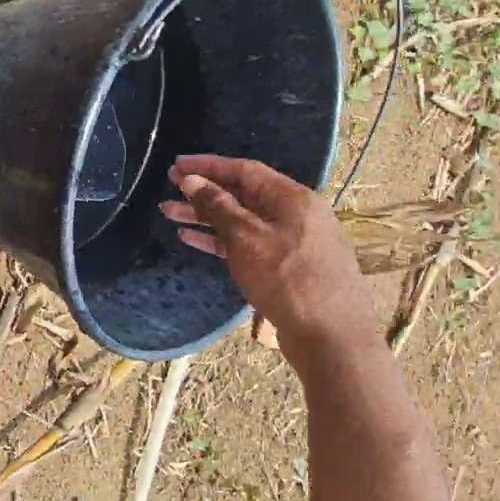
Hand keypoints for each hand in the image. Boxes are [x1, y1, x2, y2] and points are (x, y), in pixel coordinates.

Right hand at [158, 155, 377, 368]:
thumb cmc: (287, 279)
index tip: (175, 165)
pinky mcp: (285, 264)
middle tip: (169, 187)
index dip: (208, 165)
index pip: (245, 170)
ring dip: (205, 215)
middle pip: (242, 194)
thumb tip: (191, 180)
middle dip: (203, 190)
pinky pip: (246, 241)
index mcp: (292, 199)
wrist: (330, 336)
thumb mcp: (246, 238)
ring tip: (169, 213)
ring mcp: (291, 240)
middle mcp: (294, 214)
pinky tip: (192, 238)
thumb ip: (217, 206)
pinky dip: (219, 238)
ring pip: (240, 219)